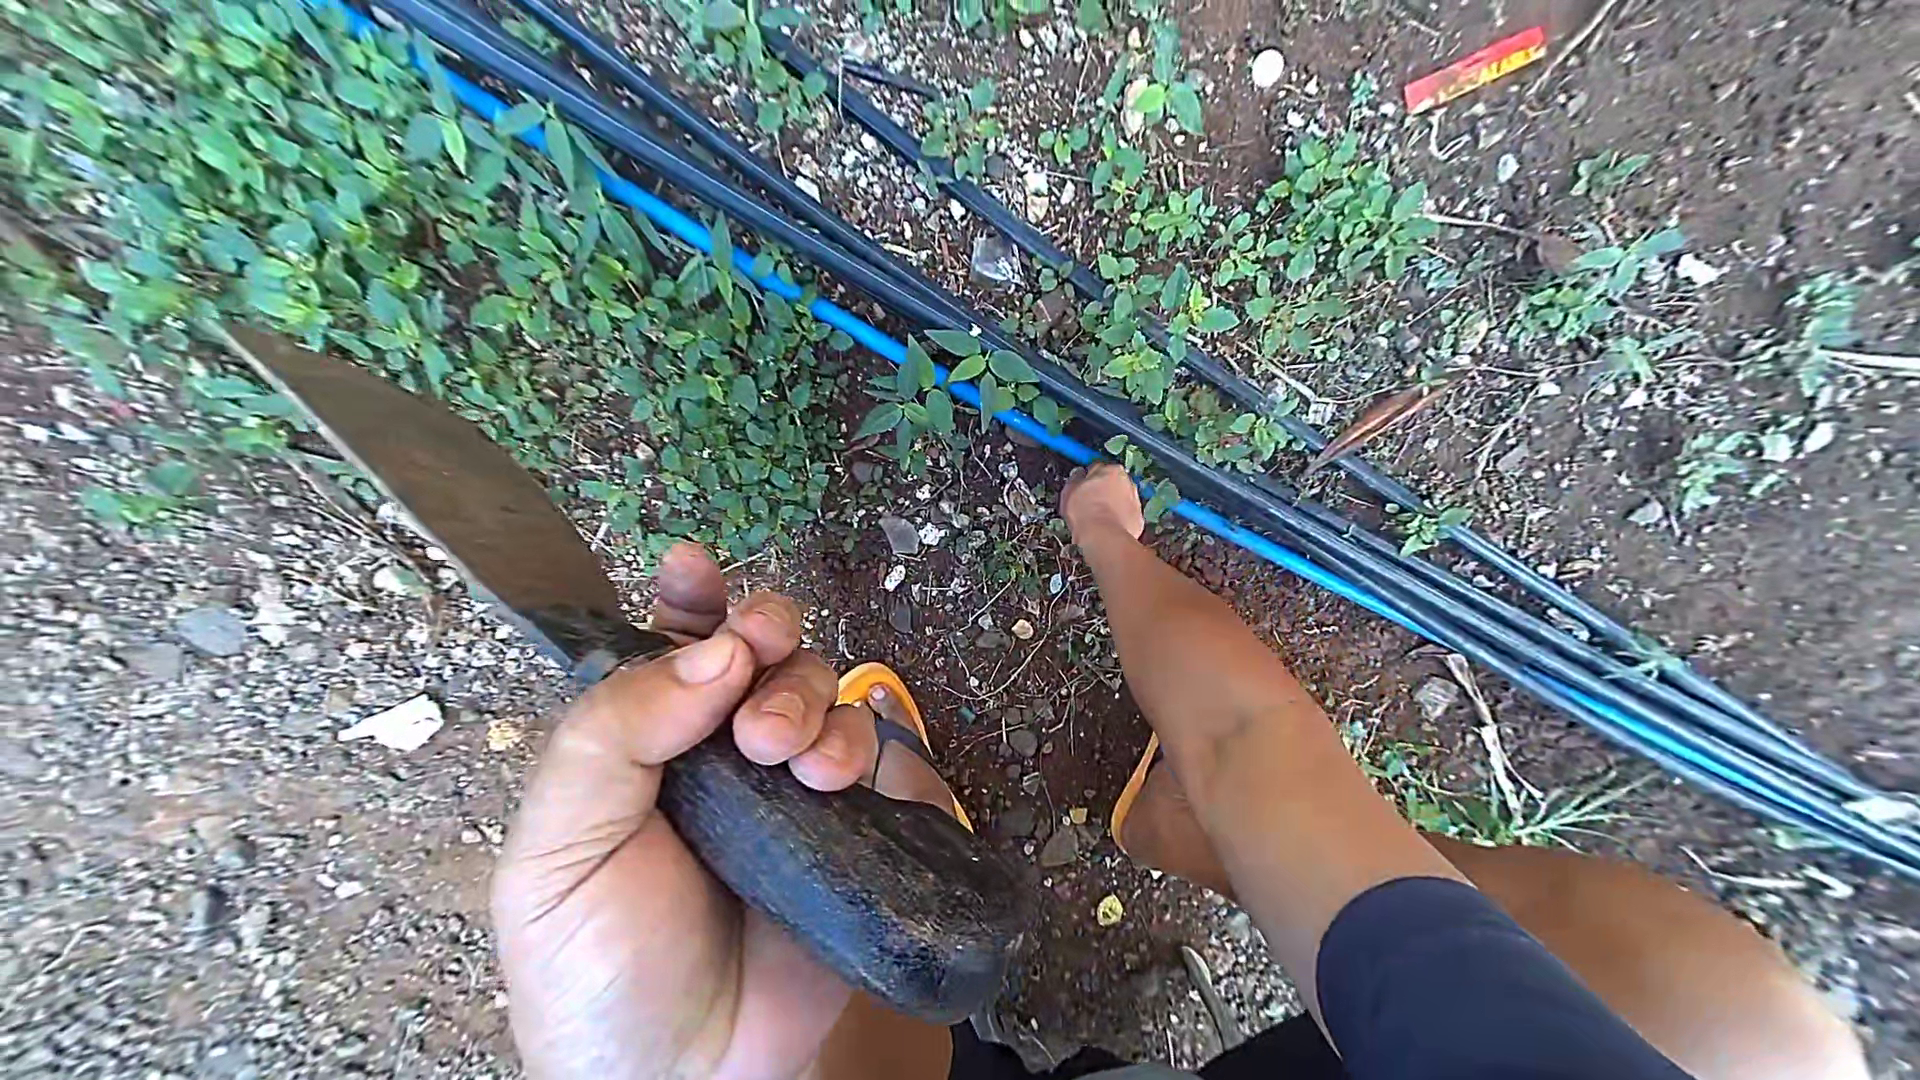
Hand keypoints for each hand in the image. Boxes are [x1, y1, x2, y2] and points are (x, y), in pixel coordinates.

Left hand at [491, 543, 882, 1079]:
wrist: (694, 1076)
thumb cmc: (604, 966)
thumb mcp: (559, 852)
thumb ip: (613, 735)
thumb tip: (712, 655)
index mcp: (647, 737)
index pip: (670, 641)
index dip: (687, 595)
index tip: (692, 564)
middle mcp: (720, 739)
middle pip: (759, 642)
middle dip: (762, 632)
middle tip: (753, 659)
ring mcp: (788, 770)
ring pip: (815, 680)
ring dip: (803, 694)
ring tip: (781, 752)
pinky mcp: (846, 806)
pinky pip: (862, 738)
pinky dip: (849, 740)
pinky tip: (828, 779)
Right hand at [1061, 462, 1145, 541]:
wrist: (1103, 536)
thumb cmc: (1087, 513)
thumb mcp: (1069, 491)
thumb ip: (1075, 479)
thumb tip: (1076, 477)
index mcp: (1111, 470)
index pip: (1098, 467)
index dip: (1088, 477)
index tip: (1082, 484)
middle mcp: (1127, 482)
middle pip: (1113, 482)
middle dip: (1102, 490)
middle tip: (1087, 502)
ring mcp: (1134, 500)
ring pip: (1121, 499)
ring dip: (1111, 505)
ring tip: (1095, 517)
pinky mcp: (1138, 518)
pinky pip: (1126, 515)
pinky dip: (1118, 519)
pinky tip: (1105, 526)